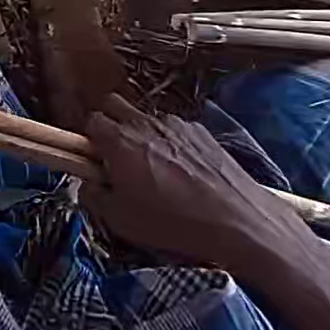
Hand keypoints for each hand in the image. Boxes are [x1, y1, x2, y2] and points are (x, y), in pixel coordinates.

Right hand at [81, 95, 310, 270]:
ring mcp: (175, 124)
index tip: (97, 160)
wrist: (242, 225)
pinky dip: (172, 141)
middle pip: (114, 104)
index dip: (90, 140)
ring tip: (158, 167)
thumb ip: (93, 196)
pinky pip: (175, 128)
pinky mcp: (202, 131)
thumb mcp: (121, 221)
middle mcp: (143, 122)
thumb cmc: (174, 224)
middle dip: (110, 123)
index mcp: (119, 140)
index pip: (91, 121)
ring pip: (146, 117)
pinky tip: (186, 171)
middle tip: (119, 155)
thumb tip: (87, 183)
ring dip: (142, 133)